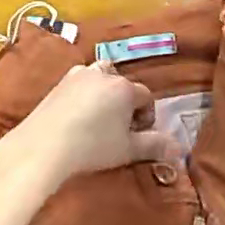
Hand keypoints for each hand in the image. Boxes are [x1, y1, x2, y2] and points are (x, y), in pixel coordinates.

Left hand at [0, 61, 173, 195]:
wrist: (45, 144)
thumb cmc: (92, 147)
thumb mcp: (128, 150)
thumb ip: (155, 146)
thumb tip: (179, 149)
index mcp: (125, 88)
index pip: (146, 97)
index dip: (145, 117)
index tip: (136, 135)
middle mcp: (104, 74)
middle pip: (123, 85)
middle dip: (125, 104)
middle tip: (118, 129)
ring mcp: (80, 74)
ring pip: (101, 78)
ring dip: (105, 94)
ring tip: (98, 119)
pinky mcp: (60, 81)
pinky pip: (81, 82)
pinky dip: (85, 93)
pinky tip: (77, 116)